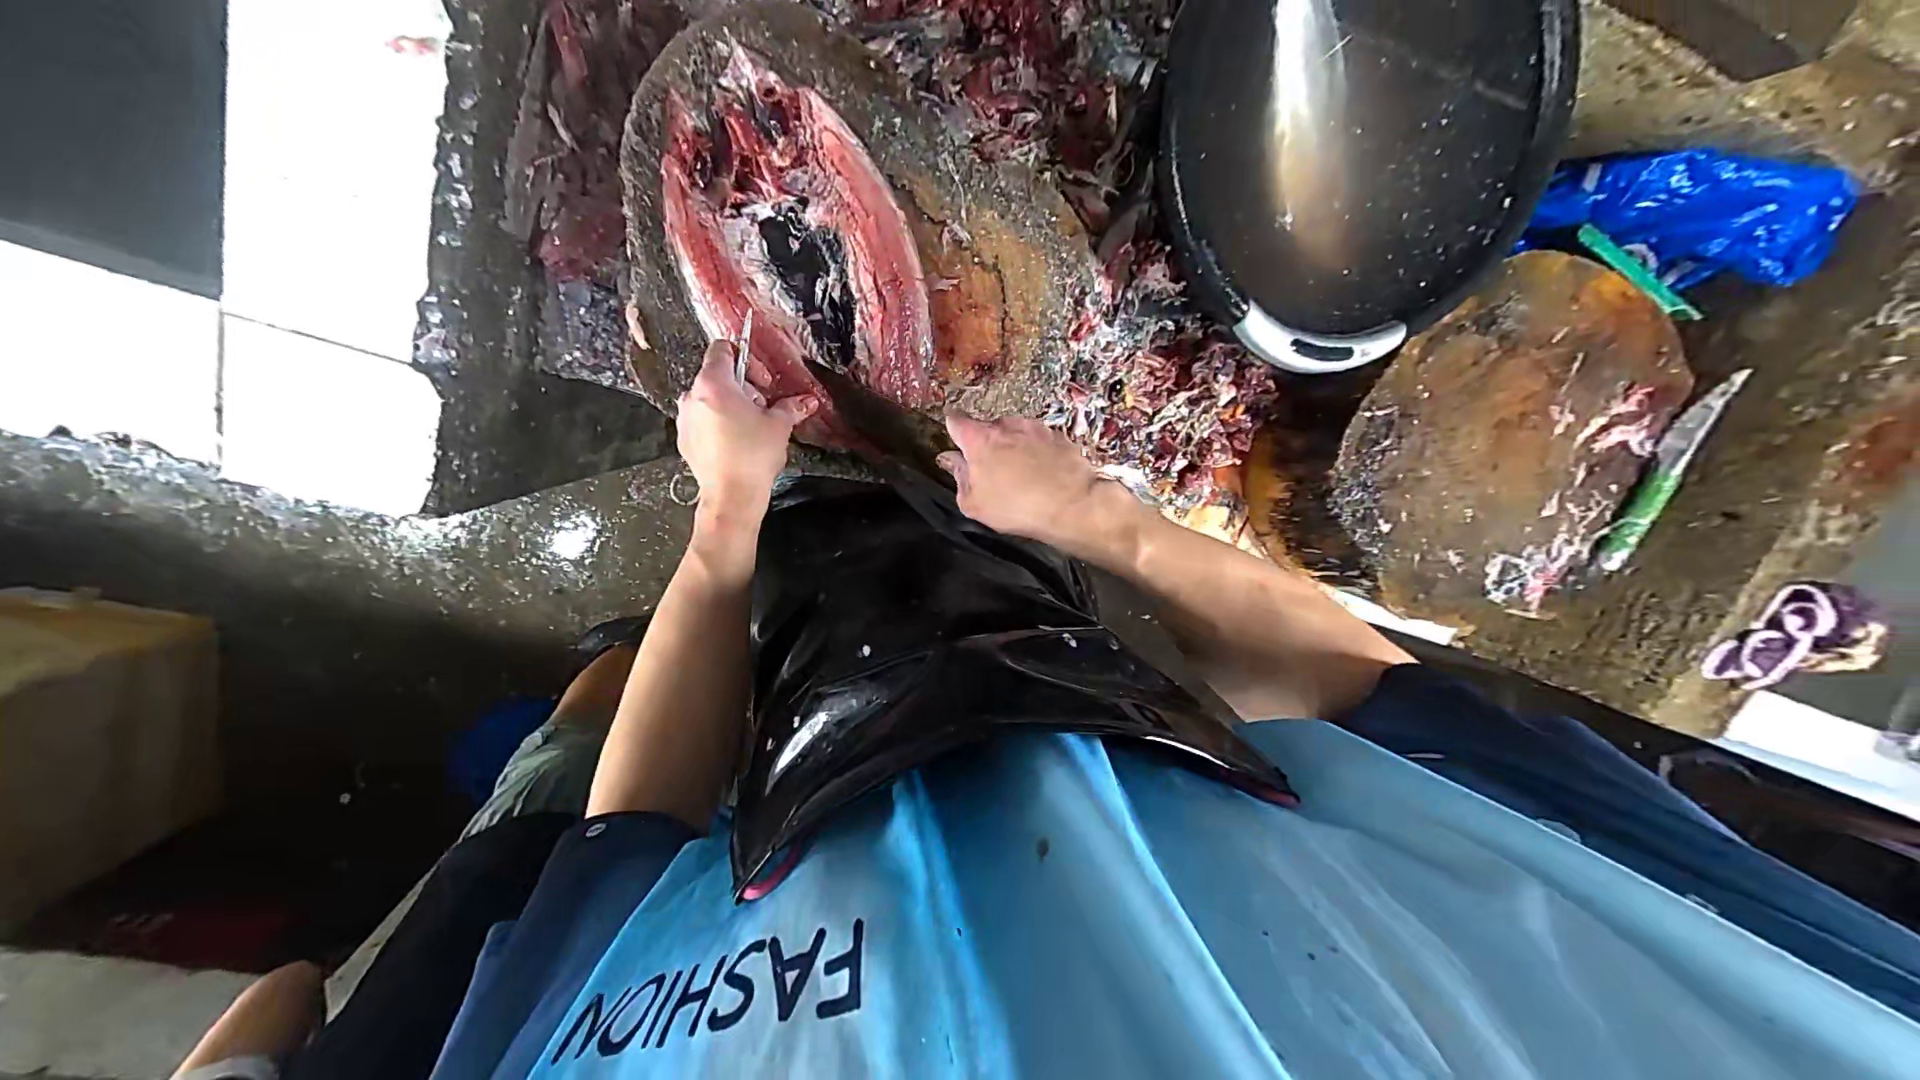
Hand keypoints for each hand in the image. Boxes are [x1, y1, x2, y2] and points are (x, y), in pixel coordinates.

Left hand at [676, 341, 817, 516]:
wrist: (732, 496)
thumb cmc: (753, 456)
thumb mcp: (778, 426)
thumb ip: (790, 407)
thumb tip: (807, 401)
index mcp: (714, 384)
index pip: (722, 350)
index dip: (745, 358)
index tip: (762, 377)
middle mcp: (692, 397)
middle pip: (717, 376)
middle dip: (743, 386)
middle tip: (764, 405)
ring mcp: (685, 419)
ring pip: (709, 400)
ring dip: (730, 405)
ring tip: (752, 425)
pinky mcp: (685, 439)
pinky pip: (702, 421)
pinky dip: (718, 423)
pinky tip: (737, 441)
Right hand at [937, 413, 1122, 549]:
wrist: (1072, 505)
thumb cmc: (1018, 507)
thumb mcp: (974, 503)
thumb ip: (958, 476)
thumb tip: (951, 460)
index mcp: (980, 440)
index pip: (956, 421)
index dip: (953, 426)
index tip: (954, 433)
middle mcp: (1006, 426)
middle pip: (988, 428)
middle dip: (988, 444)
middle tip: (991, 471)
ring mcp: (1035, 428)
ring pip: (1015, 433)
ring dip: (1014, 447)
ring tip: (1020, 476)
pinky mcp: (1058, 436)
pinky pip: (1039, 441)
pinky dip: (1037, 452)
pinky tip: (1041, 474)